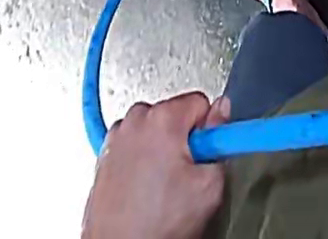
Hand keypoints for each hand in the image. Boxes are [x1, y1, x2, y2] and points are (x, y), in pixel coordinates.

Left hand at [82, 92, 230, 238]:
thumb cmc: (156, 224)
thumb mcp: (208, 186)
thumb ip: (222, 140)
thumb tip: (222, 110)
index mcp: (163, 117)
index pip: (201, 102)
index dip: (208, 130)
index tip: (205, 153)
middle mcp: (137, 117)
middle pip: (176, 114)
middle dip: (184, 140)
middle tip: (183, 176)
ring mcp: (118, 134)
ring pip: (154, 129)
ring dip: (161, 149)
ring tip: (161, 186)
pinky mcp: (105, 152)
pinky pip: (134, 143)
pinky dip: (141, 158)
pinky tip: (143, 187)